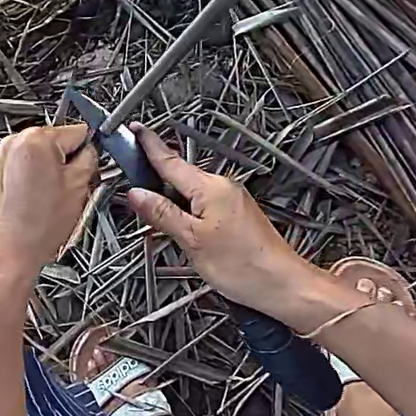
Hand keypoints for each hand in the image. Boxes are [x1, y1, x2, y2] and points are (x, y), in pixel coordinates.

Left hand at [0, 124, 97, 283]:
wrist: (7, 256)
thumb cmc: (35, 227)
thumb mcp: (78, 187)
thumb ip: (90, 159)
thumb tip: (91, 150)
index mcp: (35, 139)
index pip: (78, 131)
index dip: (90, 150)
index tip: (92, 164)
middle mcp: (14, 142)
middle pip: (58, 142)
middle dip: (69, 162)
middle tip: (73, 188)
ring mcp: (3, 158)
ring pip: (43, 156)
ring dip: (53, 172)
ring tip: (54, 199)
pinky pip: (28, 168)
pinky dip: (37, 181)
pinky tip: (41, 203)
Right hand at [125, 125, 349, 325]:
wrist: (282, 285)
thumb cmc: (245, 265)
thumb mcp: (192, 240)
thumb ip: (162, 214)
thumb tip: (137, 194)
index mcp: (210, 188)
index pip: (170, 160)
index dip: (149, 145)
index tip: (136, 130)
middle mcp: (223, 187)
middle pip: (178, 177)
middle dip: (155, 184)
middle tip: (134, 192)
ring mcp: (231, 200)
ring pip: (190, 194)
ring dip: (171, 204)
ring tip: (158, 226)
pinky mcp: (235, 214)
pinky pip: (202, 205)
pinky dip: (187, 214)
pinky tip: (183, 233)